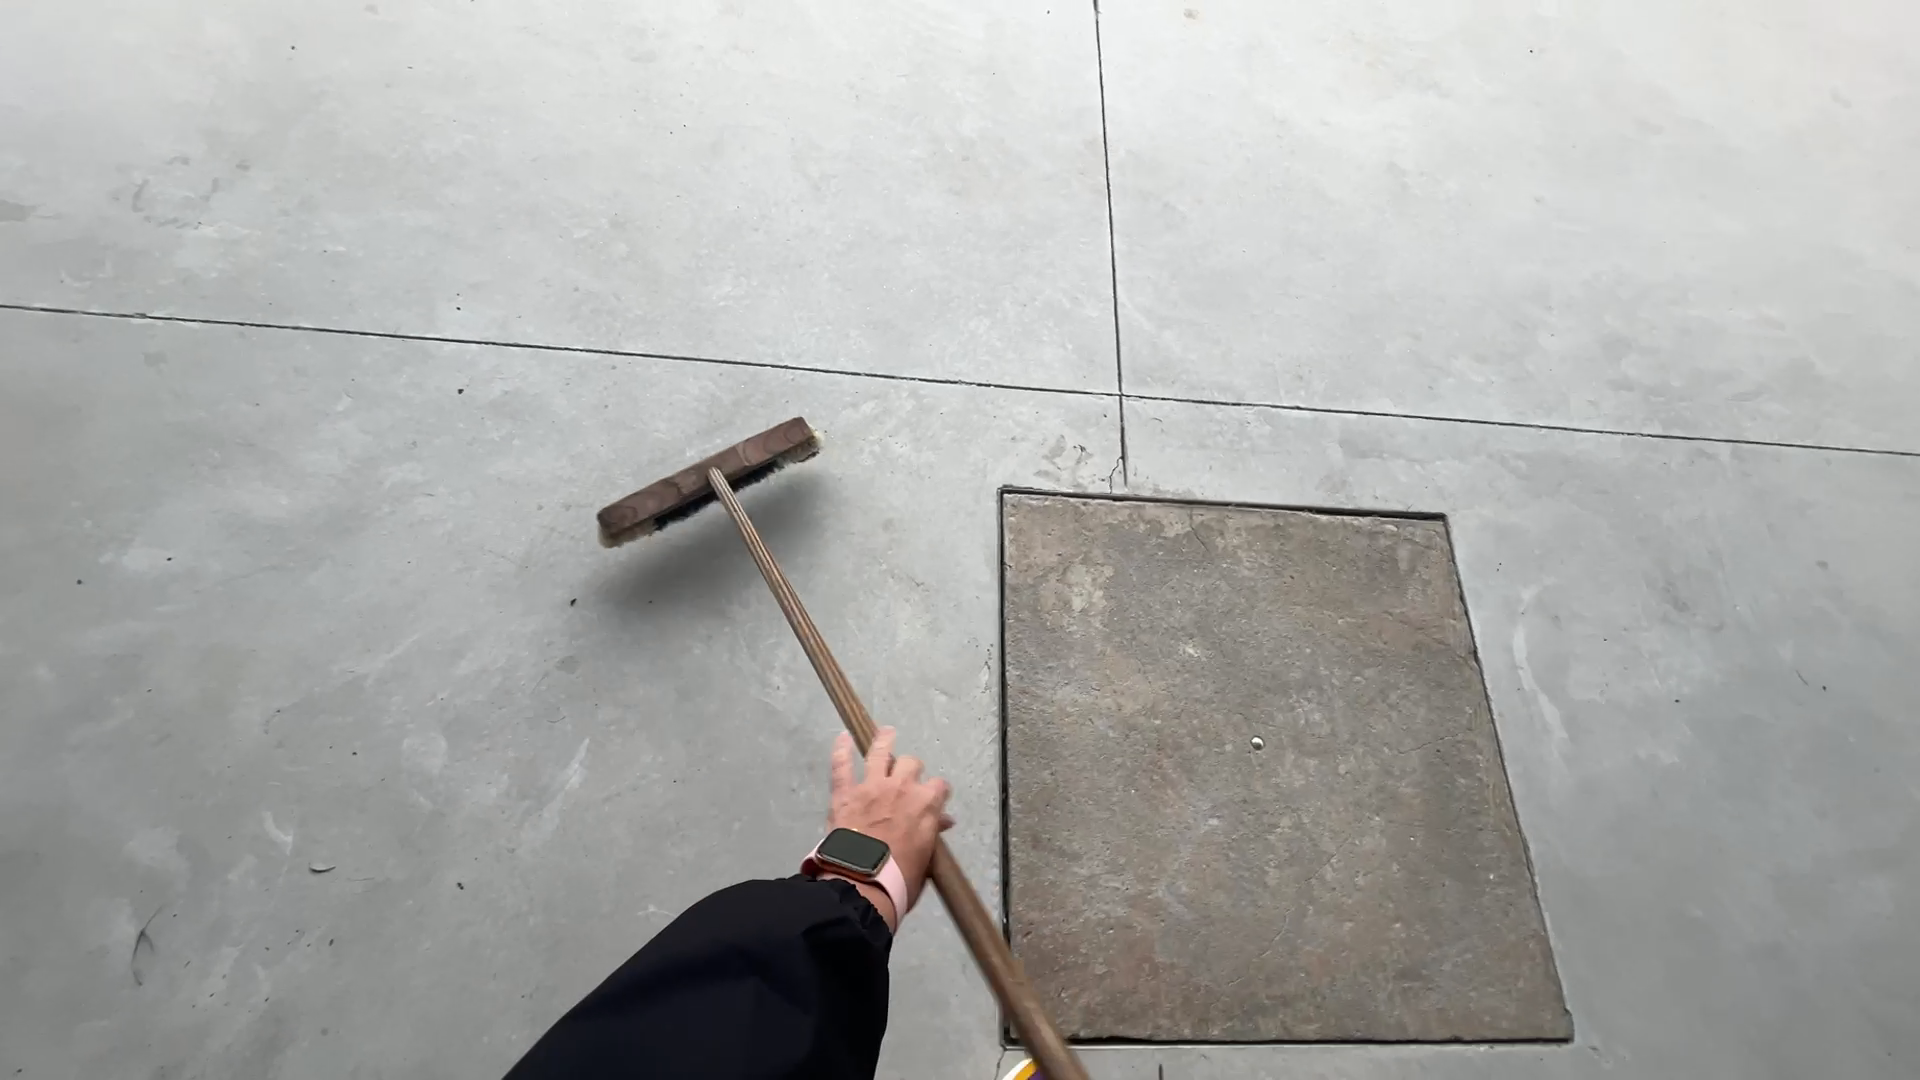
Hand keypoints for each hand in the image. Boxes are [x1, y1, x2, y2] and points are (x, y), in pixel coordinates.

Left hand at [822, 727, 952, 927]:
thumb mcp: (927, 858)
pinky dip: (841, 750)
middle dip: (911, 769)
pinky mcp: (845, 793)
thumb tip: (944, 820)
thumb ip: (933, 832)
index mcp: (926, 803)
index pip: (939, 786)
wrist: (863, 887)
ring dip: (884, 741)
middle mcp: (901, 787)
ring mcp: (872, 786)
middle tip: (906, 777)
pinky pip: (842, 765)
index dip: (937, 791)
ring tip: (887, 732)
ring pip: (880, 752)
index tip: (935, 796)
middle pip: (911, 764)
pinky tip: (842, 737)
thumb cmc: (901, 879)